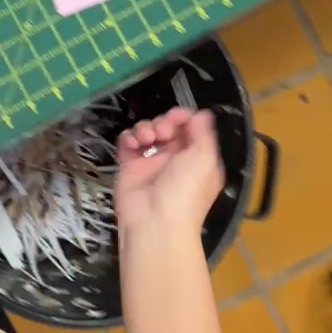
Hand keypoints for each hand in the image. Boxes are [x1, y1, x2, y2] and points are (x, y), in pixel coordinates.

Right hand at [114, 107, 222, 235]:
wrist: (154, 219)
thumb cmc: (186, 189)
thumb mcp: (204, 159)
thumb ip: (203, 133)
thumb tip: (201, 113)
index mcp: (197, 158)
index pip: (191, 129)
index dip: (184, 118)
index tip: (177, 115)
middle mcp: (175, 158)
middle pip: (168, 127)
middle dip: (163, 122)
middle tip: (161, 133)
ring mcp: (151, 161)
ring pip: (146, 131)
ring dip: (145, 128)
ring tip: (146, 139)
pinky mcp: (129, 165)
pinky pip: (127, 142)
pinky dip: (128, 137)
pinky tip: (132, 143)